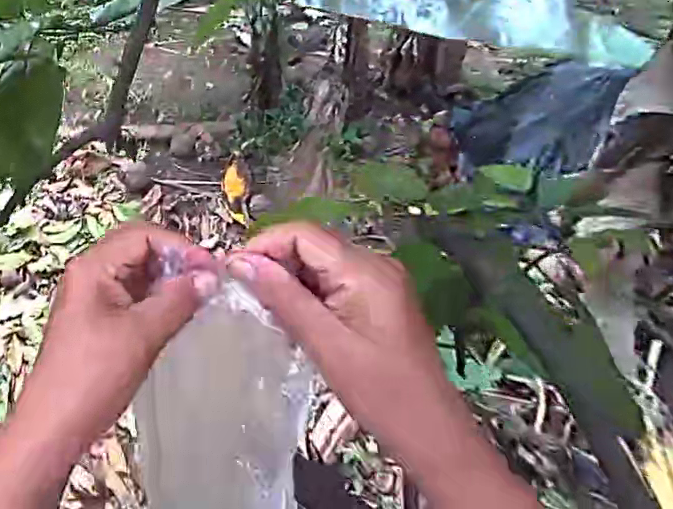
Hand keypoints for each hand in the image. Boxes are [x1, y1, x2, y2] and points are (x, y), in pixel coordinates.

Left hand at [16, 222, 216, 448]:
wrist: (54, 425)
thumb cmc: (94, 375)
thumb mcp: (142, 335)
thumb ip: (177, 301)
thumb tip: (209, 276)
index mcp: (92, 265)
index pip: (142, 234)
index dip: (178, 246)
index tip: (210, 269)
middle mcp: (88, 270)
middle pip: (137, 246)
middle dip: (173, 258)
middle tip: (206, 279)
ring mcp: (90, 293)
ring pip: (134, 269)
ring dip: (165, 277)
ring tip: (196, 295)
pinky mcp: (95, 315)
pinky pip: (129, 291)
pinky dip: (153, 296)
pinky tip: (175, 311)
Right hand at [229, 223, 536, 508]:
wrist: (436, 439)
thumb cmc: (383, 395)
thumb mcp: (325, 344)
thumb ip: (283, 297)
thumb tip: (240, 261)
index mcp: (366, 270)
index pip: (302, 233)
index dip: (264, 244)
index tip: (235, 270)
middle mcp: (375, 263)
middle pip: (310, 243)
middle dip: (274, 261)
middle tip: (246, 290)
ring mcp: (380, 279)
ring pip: (318, 260)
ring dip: (289, 277)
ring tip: (267, 306)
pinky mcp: (379, 296)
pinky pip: (332, 278)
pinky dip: (308, 290)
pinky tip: (295, 315)